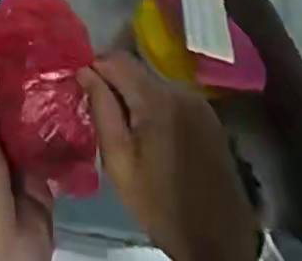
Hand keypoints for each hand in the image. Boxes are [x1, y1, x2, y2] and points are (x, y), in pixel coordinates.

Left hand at [0, 59, 54, 260]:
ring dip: (50, 110)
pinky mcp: (46, 185)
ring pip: (37, 131)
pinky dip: (67, 140)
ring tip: (72, 76)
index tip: (20, 41)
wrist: (3, 249)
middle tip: (55, 55)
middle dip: (30, 88)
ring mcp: (22, 166)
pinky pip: (56, 157)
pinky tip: (82, 115)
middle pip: (14, 111)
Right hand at [78, 53, 258, 260]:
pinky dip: (153, 104)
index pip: (115, 59)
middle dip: (112, 82)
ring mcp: (199, 102)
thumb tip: (84, 71)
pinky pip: (169, 96)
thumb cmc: (162, 208)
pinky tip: (151, 134)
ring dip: (133, 94)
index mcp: (157, 100)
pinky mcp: (209, 116)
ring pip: (151, 81)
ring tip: (124, 126)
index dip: (93, 67)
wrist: (221, 245)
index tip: (81, 88)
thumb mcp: (120, 164)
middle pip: (134, 68)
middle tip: (98, 110)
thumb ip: (101, 110)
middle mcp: (180, 91)